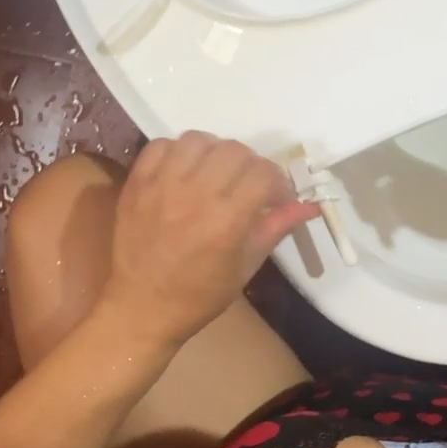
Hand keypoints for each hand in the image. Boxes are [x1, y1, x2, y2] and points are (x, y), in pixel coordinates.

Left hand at [98, 133, 319, 349]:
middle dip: (250, 164)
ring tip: (216, 172)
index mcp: (226, 222)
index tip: (276, 197)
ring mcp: (161, 186)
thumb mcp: (246, 266)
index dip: (277, 182)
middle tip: (248, 185)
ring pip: (197, 140)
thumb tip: (310, 206)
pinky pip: (161, 146)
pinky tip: (185, 171)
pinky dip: (178, 152)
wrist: (142, 307)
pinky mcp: (137, 184)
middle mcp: (194, 196)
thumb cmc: (200, 295)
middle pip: (234, 150)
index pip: (263, 174)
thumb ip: (276, 228)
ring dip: (215, 152)